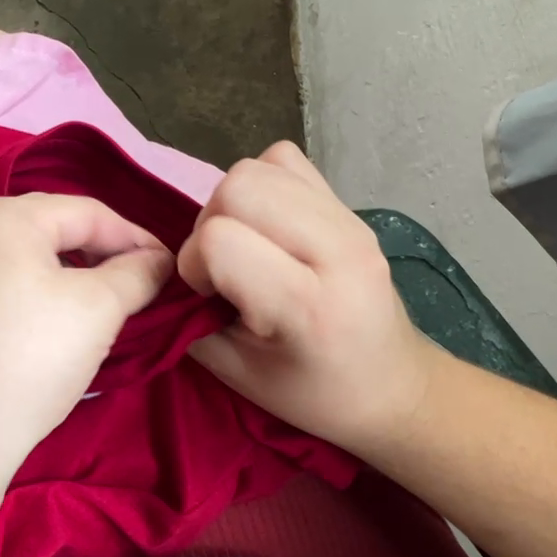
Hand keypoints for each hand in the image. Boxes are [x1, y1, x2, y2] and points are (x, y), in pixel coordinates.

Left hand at [0, 193, 173, 479]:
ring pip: (33, 256)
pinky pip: (10, 281)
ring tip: (112, 302)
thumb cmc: (33, 356)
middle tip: (145, 283)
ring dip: (77, 273)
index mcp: (3, 215)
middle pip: (56, 228)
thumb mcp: (100, 308)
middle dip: (105, 253)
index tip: (172, 267)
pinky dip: (45, 291)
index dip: (136, 237)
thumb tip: (159, 261)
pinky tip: (66, 318)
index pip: (87, 212)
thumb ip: (138, 273)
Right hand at [179, 142, 446, 453]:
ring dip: (233, 204)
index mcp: (308, 305)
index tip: (209, 297)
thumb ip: (188, 319)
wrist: (392, 386)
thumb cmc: (312, 394)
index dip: (195, 265)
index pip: (219, 239)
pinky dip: (261, 186)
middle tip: (224, 266)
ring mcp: (351, 220)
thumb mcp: (235, 372)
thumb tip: (163, 275)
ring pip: (259, 166)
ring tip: (245, 245)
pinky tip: (267, 227)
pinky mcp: (350, 205)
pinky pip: (284, 161)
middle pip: (239, 185)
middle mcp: (337, 249)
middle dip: (210, 223)